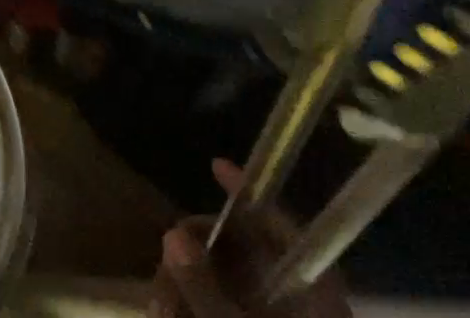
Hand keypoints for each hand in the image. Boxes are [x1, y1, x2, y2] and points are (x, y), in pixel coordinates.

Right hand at [150, 160, 350, 317]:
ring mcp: (274, 315)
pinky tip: (167, 315)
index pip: (285, 230)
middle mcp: (295, 298)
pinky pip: (216, 302)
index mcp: (309, 294)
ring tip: (159, 312)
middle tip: (160, 284)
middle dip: (191, 257)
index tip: (215, 166)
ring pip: (220, 277)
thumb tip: (173, 233)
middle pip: (239, 250)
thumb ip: (204, 287)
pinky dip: (187, 304)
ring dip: (180, 287)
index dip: (252, 196)